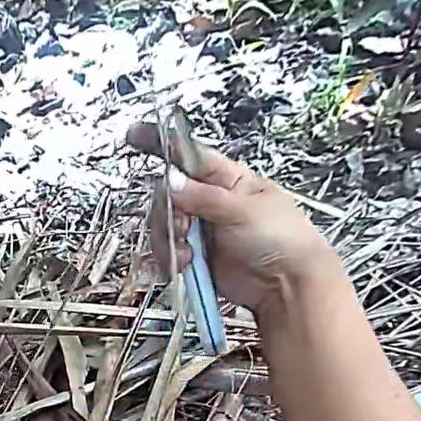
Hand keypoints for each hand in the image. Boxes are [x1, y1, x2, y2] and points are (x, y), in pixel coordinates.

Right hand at [125, 122, 345, 321]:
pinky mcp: (195, 258)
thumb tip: (170, 181)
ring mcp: (200, 231)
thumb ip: (202, 197)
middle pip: (167, 197)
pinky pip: (168, 254)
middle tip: (183, 228)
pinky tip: (186, 267)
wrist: (285, 285)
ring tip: (188, 255)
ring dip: (168, 242)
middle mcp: (209, 202)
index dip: (160, 143)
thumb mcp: (242, 210)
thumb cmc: (281, 238)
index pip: (188, 154)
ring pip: (164, 227)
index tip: (134, 135)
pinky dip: (171, 261)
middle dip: (168, 214)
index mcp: (226, 179)